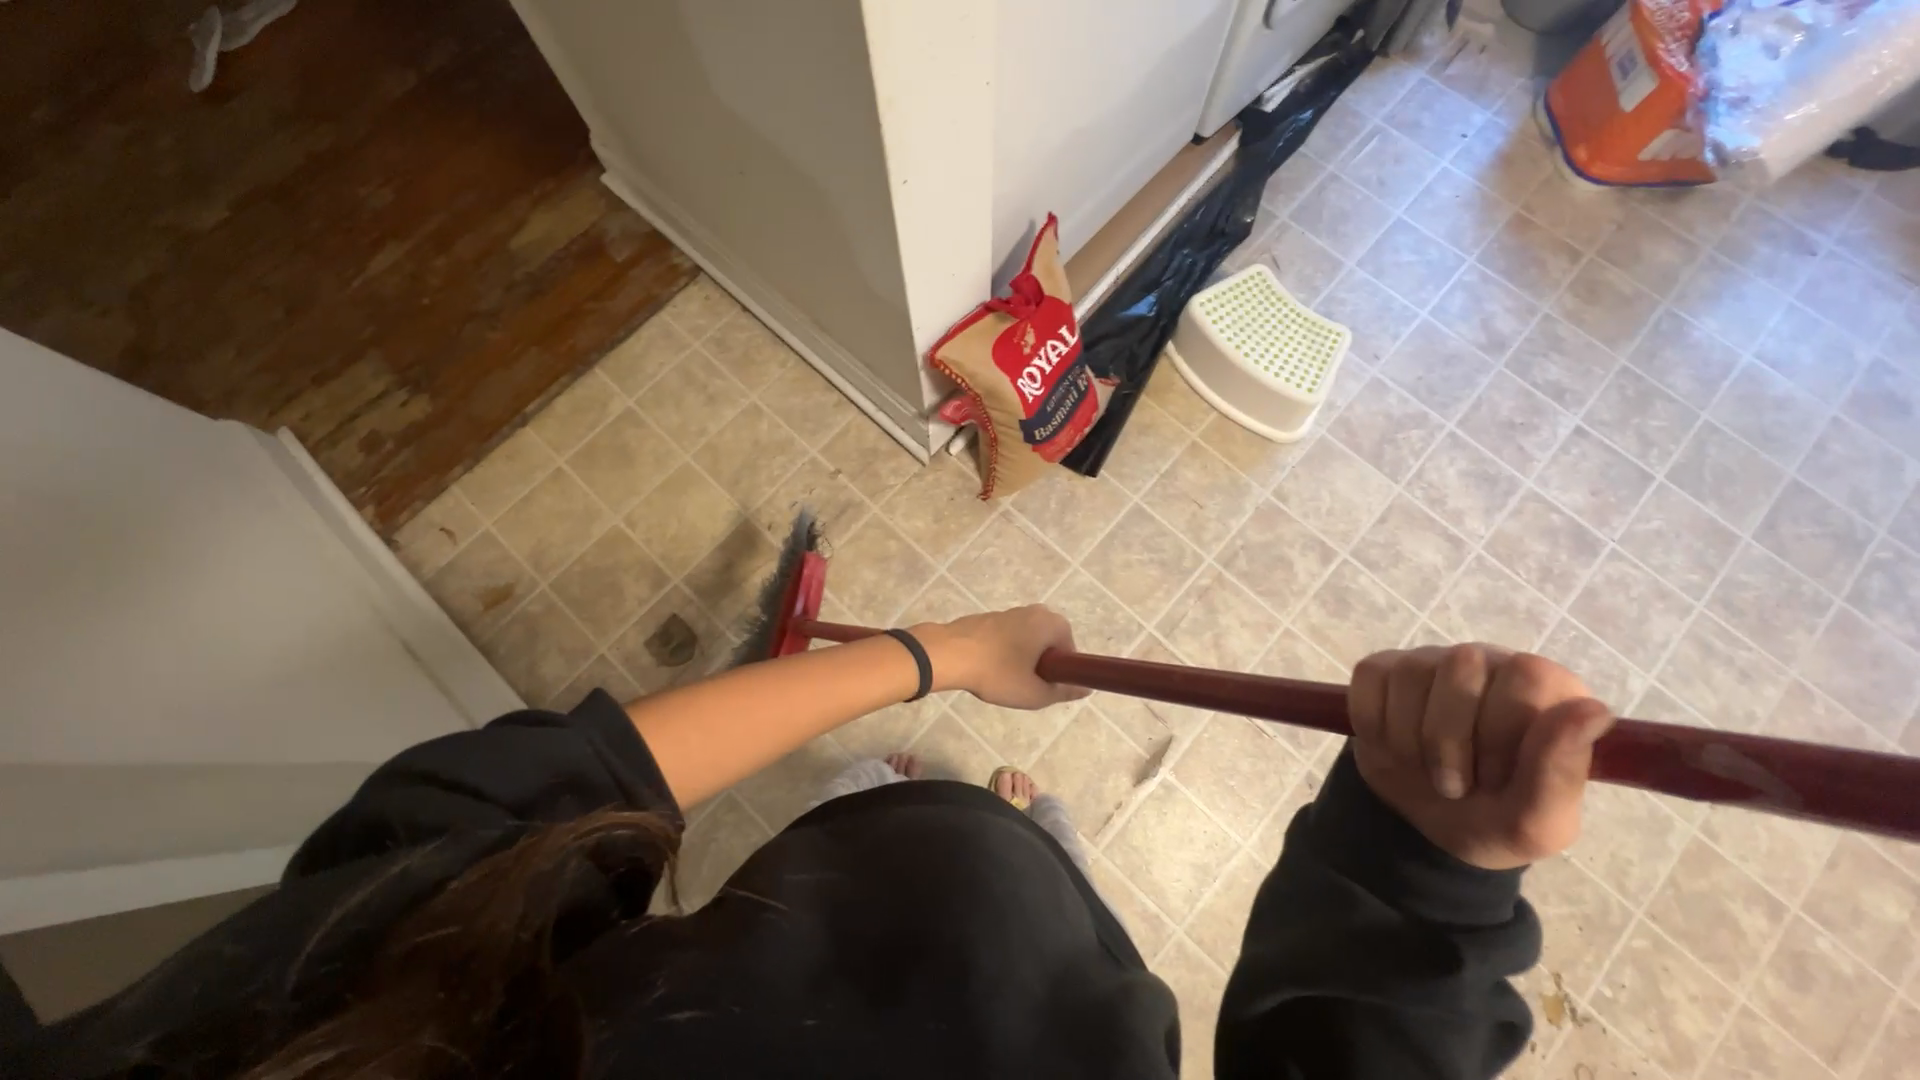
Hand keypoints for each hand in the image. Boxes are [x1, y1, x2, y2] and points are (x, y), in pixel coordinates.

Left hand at [915, 606, 1088, 709]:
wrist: (948, 654)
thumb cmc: (998, 673)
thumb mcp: (1035, 693)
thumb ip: (1064, 692)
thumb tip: (1086, 688)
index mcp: (1052, 623)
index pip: (1070, 653)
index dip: (1061, 674)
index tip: (1043, 687)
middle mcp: (1036, 611)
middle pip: (1050, 646)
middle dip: (1041, 666)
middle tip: (1024, 686)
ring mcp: (1010, 612)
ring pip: (1028, 642)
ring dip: (1021, 660)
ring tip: (1003, 679)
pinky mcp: (990, 617)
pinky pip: (1008, 638)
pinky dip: (1004, 653)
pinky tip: (988, 668)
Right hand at [1348, 645, 1614, 870]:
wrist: (1427, 827)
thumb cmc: (1495, 819)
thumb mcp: (1537, 821)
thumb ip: (1561, 770)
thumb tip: (1591, 709)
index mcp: (1546, 689)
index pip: (1526, 674)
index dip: (1504, 731)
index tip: (1500, 778)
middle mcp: (1489, 663)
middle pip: (1461, 666)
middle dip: (1449, 740)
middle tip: (1458, 783)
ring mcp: (1430, 661)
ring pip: (1411, 674)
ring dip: (1409, 739)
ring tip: (1423, 769)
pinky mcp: (1382, 670)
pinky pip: (1370, 679)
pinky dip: (1374, 724)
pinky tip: (1391, 747)